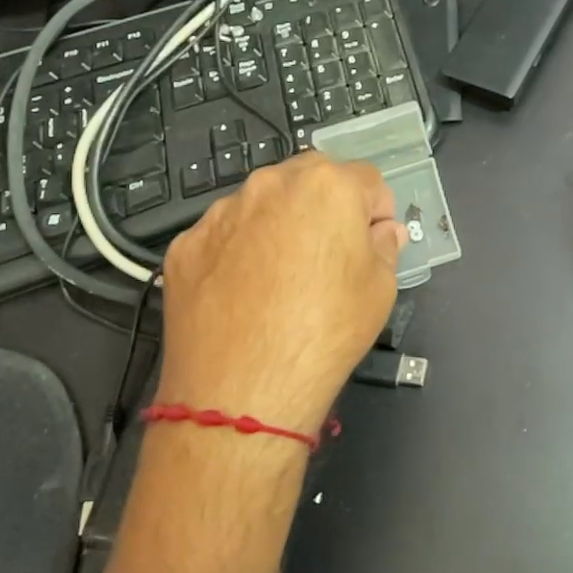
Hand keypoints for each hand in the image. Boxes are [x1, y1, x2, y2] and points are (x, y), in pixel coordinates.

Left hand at [156, 151, 405, 433]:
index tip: (372, 242)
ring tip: (282, 279)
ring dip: (278, 225)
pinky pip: (224, 235)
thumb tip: (383, 232)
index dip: (375, 212)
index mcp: (328, 185)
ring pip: (263, 204)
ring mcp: (222, 213)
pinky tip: (246, 293)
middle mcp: (272, 184)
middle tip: (329, 256)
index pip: (367, 180)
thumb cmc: (324, 334)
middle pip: (310, 180)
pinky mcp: (186, 245)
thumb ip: (385, 246)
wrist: (241, 392)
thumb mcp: (380, 289)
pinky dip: (237, 251)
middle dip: (325, 207)